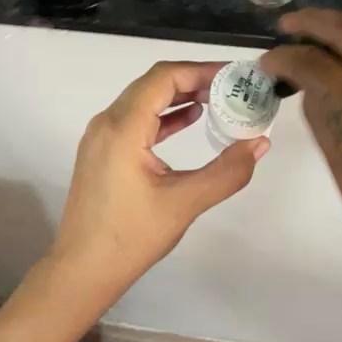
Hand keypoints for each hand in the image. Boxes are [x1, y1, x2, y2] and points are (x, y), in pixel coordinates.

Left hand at [46, 61, 267, 295]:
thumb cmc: (130, 237)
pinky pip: (136, 118)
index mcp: (123, 128)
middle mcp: (107, 122)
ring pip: (144, 99)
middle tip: (233, 87)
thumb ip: (227, 171)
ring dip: (180, 95)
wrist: (81, 271)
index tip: (234, 76)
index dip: (201, 70)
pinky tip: (191, 119)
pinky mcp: (102, 151)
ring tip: (219, 100)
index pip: (164, 78)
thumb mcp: (185, 203)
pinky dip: (165, 113)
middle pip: (154, 83)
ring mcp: (101, 136)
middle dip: (195, 79)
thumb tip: (260, 142)